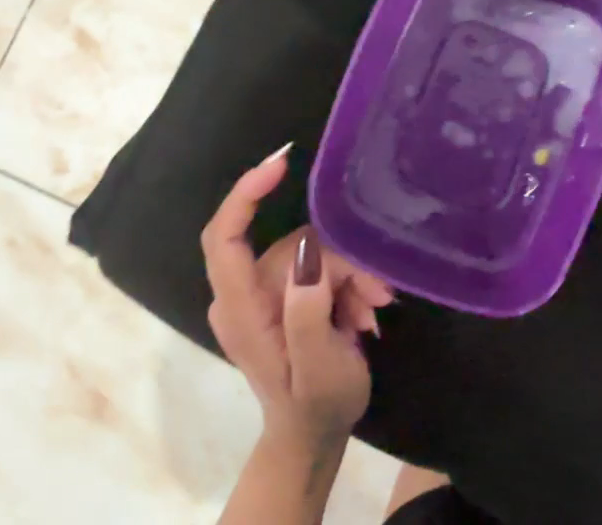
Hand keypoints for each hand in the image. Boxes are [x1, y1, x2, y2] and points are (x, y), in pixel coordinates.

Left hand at [203, 146, 388, 444]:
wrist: (314, 437)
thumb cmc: (317, 406)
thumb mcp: (321, 368)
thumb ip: (307, 312)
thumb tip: (309, 252)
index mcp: (240, 311)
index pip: (223, 238)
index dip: (245, 194)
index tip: (280, 163)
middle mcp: (242, 295)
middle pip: (291, 246)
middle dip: (339, 263)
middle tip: (378, 295)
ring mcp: (261, 294)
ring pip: (311, 254)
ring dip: (350, 277)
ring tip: (374, 310)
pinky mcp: (281, 294)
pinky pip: (316, 267)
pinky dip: (345, 284)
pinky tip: (363, 311)